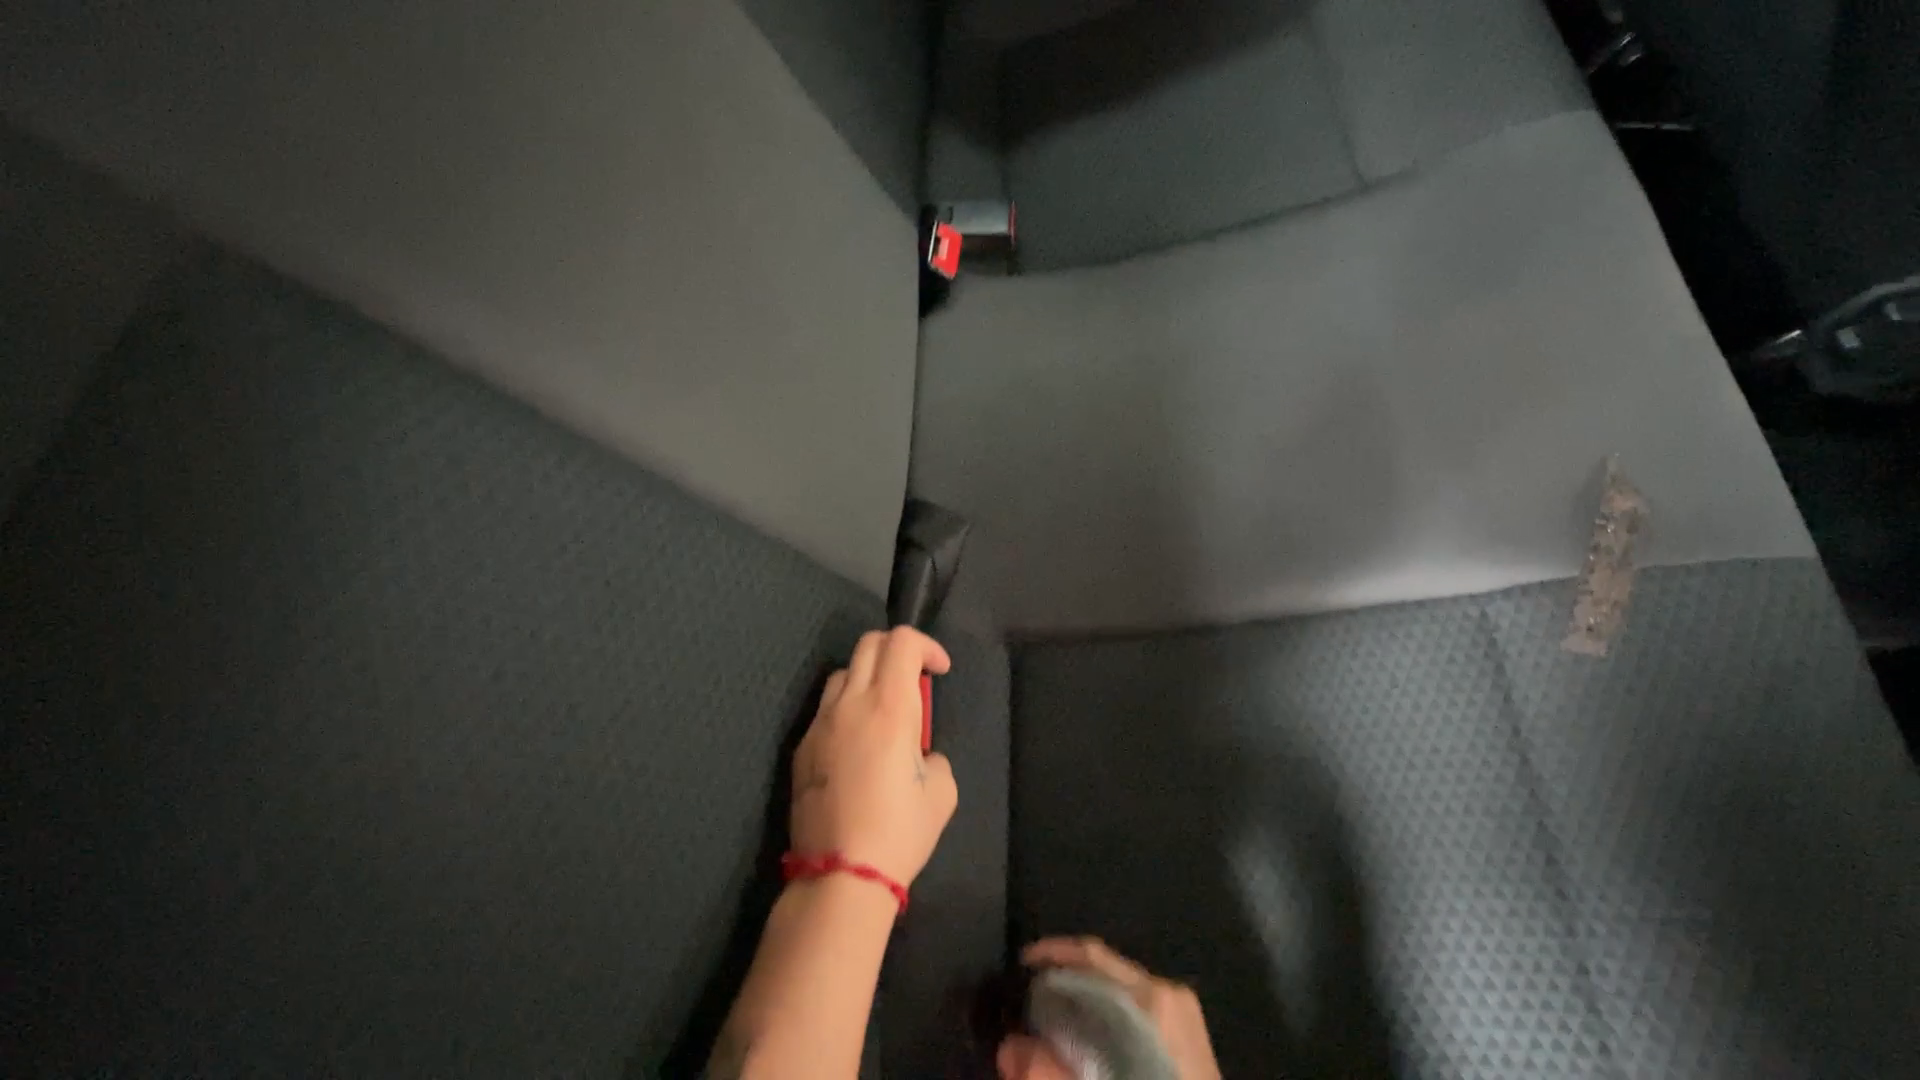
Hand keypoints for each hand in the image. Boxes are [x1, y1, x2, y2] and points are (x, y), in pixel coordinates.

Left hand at [790, 627, 956, 887]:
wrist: (840, 874)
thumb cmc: (899, 832)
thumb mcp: (942, 792)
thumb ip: (936, 756)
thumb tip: (921, 753)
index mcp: (889, 708)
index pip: (902, 642)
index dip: (926, 646)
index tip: (939, 672)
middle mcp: (850, 704)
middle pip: (869, 644)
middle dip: (897, 650)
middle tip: (915, 681)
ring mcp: (820, 724)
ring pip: (843, 674)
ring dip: (869, 677)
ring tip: (884, 712)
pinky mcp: (802, 747)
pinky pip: (826, 709)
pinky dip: (847, 708)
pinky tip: (858, 746)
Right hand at [1003, 937, 1222, 1079]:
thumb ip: (1049, 1073)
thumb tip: (1009, 1048)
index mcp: (1150, 999)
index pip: (1091, 957)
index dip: (1052, 954)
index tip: (1021, 965)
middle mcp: (1168, 992)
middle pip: (1104, 970)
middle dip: (1064, 980)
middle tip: (1029, 1001)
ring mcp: (1182, 1012)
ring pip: (1119, 989)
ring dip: (1084, 1000)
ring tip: (1052, 1023)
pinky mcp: (1188, 1033)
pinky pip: (1135, 1007)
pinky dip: (1106, 1016)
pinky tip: (1088, 1043)